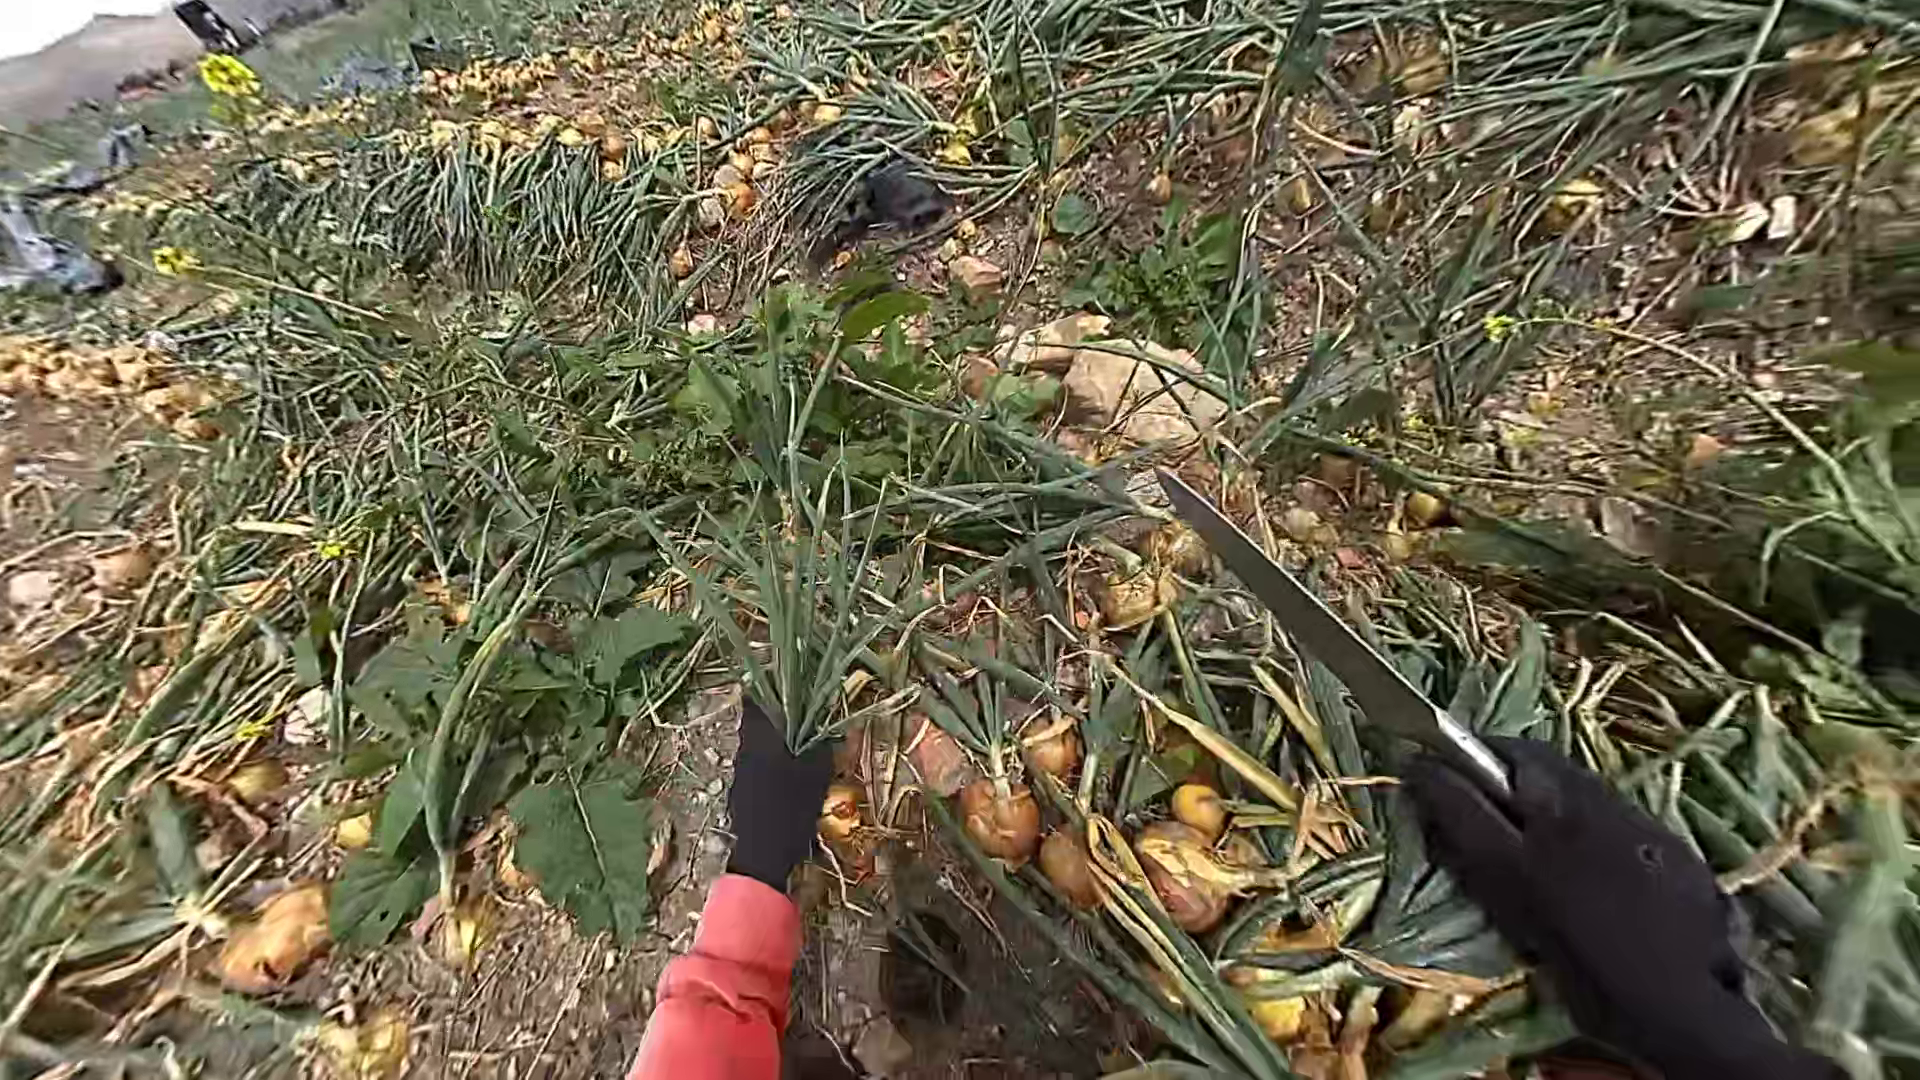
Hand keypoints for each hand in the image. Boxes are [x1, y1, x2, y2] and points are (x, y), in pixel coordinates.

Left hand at [726, 699, 833, 889]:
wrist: (763, 856)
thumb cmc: (789, 807)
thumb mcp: (816, 772)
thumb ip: (823, 744)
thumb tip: (835, 726)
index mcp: (759, 737)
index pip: (756, 699)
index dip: (773, 687)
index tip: (794, 684)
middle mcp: (745, 749)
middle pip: (758, 719)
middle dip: (781, 713)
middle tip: (808, 713)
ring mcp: (741, 771)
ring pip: (759, 742)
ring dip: (779, 737)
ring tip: (806, 740)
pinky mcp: (743, 790)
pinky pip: (759, 762)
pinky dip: (775, 758)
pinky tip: (794, 769)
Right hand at [1405, 737, 1836, 1079]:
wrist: (1682, 1016)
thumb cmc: (1568, 929)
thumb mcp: (1493, 865)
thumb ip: (1453, 805)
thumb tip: (1415, 759)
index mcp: (1566, 793)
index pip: (1507, 747)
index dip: (1467, 758)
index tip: (1443, 785)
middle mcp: (1618, 802)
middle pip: (1546, 776)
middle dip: (1506, 793)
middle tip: (1479, 831)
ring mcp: (1661, 840)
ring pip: (1582, 810)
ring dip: (1549, 823)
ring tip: (1530, 864)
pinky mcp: (1688, 876)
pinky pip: (1619, 842)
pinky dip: (1589, 852)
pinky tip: (1585, 890)